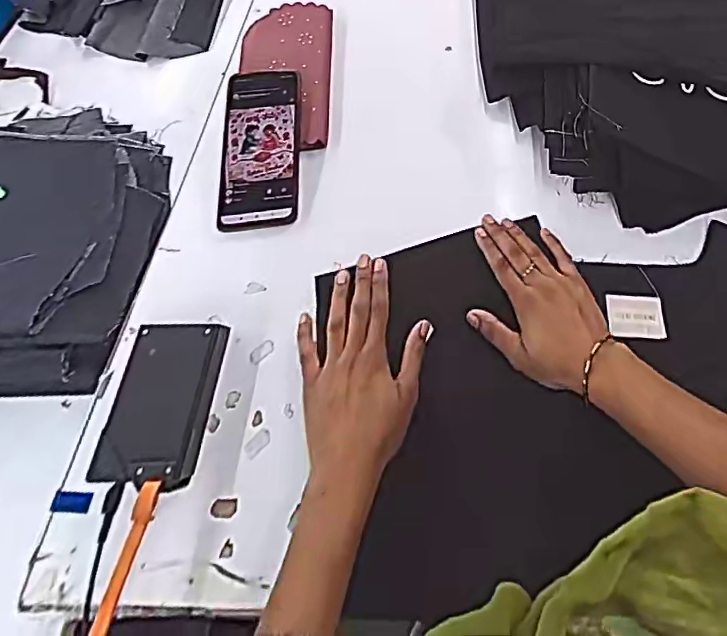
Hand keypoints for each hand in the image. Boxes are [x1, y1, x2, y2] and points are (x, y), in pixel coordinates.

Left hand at [297, 255, 430, 488]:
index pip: (378, 312)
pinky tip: (305, 318)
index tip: (380, 267)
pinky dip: (305, 333)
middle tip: (361, 261)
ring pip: (332, 323)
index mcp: (373, 359)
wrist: (346, 465)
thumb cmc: (377, 436)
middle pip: (356, 311)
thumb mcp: (407, 394)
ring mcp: (329, 369)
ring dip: (336, 297)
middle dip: (361, 282)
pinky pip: (307, 352)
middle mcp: (350, 358)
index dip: (380, 286)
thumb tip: (421, 329)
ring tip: (339, 276)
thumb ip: (413, 356)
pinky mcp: (313, 383)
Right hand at [468, 217, 610, 391]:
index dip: (488, 248)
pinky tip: (545, 233)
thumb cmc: (561, 362)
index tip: (481, 235)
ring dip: (520, 234)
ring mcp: (561, 282)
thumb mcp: (519, 355)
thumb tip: (475, 316)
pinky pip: (563, 255)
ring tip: (508, 222)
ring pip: (536, 250)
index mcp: (525, 302)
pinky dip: (553, 241)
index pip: (501, 267)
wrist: (595, 364)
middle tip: (489, 221)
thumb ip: (494, 332)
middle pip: (515, 253)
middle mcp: (542, 287)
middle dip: (499, 234)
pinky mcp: (577, 283)